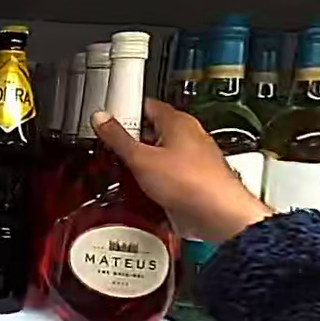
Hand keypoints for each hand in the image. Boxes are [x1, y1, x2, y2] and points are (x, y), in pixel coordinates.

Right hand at [92, 98, 272, 243]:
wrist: (218, 215)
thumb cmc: (191, 182)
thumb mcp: (141, 158)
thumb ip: (118, 138)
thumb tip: (101, 119)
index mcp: (178, 122)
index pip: (147, 105)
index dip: (126, 111)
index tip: (109, 121)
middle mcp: (189, 137)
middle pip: (153, 131)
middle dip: (133, 141)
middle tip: (115, 148)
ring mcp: (193, 160)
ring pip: (161, 154)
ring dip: (144, 163)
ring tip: (127, 171)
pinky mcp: (194, 181)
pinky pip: (169, 175)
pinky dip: (155, 180)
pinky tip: (145, 190)